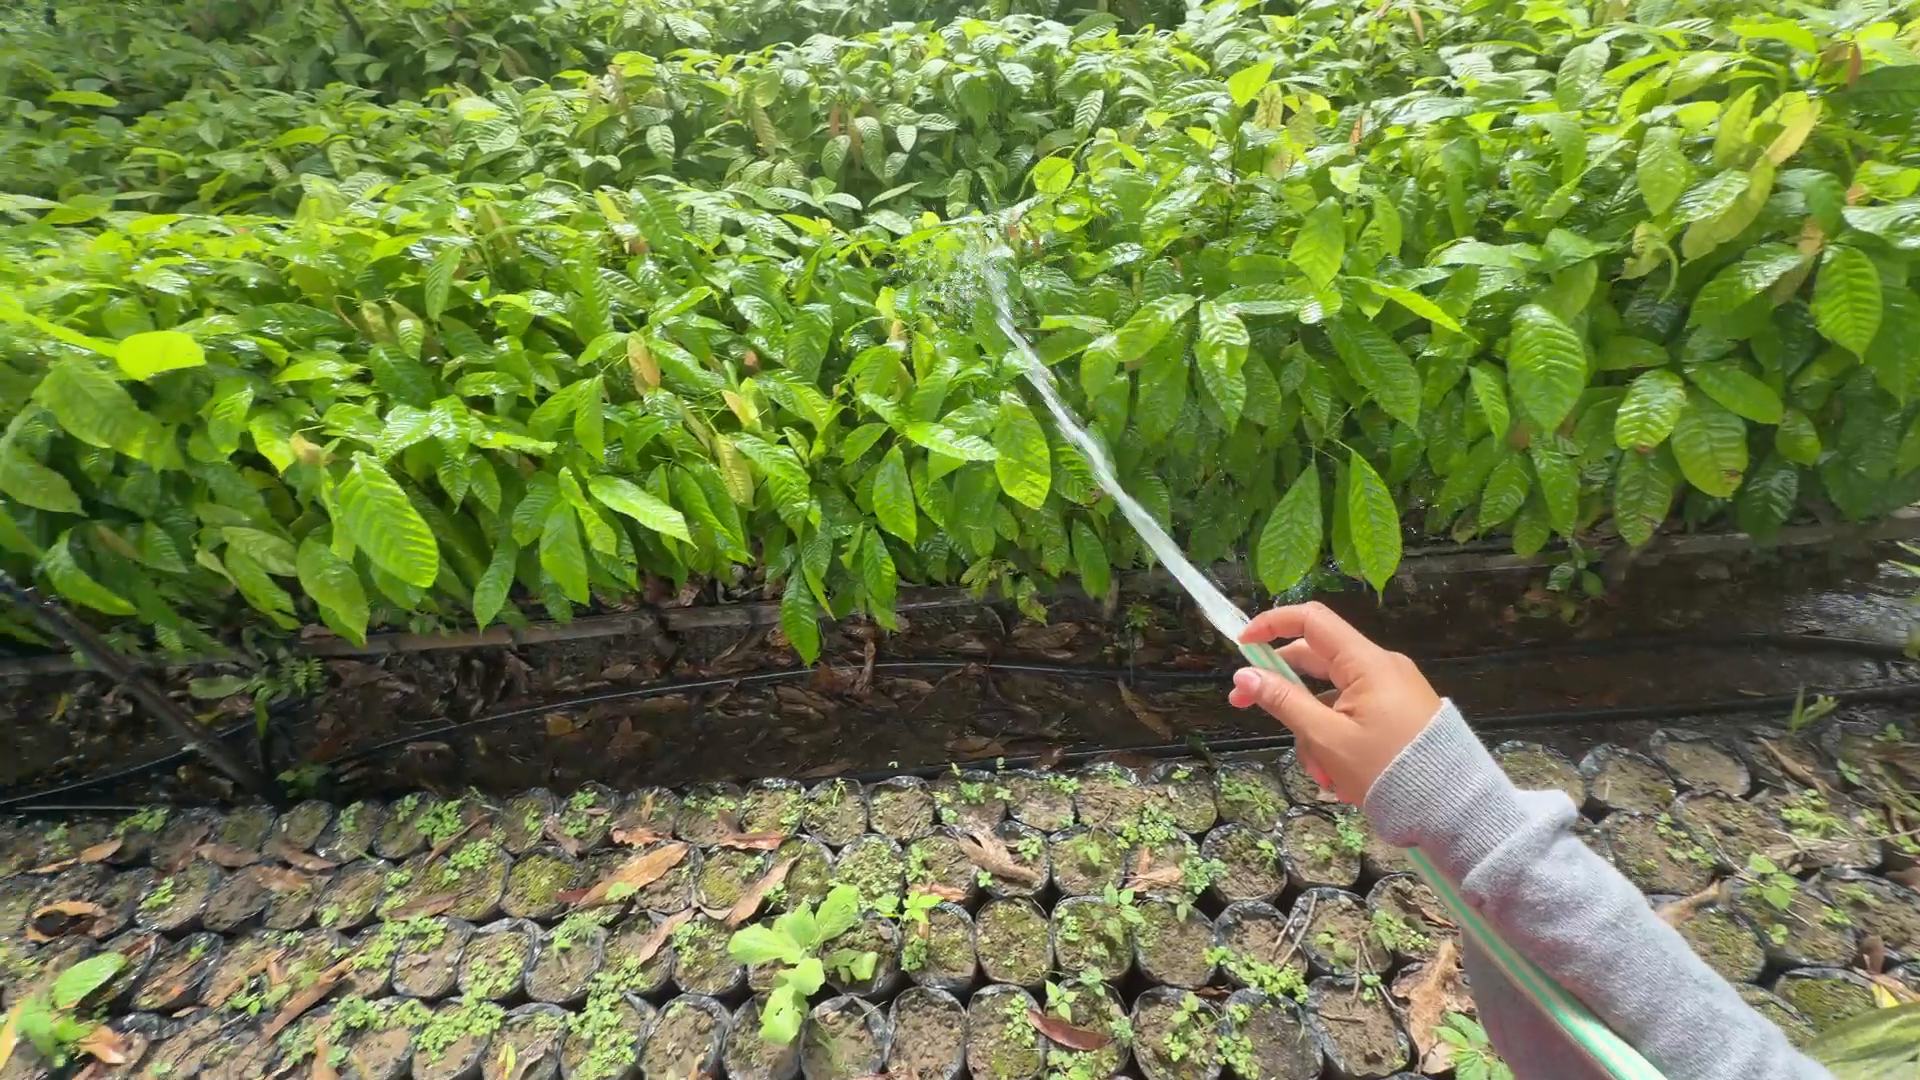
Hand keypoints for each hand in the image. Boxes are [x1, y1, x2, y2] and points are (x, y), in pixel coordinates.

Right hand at [1228, 602, 1442, 803]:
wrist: (1461, 815)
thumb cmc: (1390, 771)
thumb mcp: (1327, 738)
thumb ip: (1283, 701)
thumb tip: (1243, 676)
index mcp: (1367, 663)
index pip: (1311, 620)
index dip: (1272, 625)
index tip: (1243, 645)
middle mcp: (1381, 667)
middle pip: (1316, 660)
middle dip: (1282, 688)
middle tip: (1244, 706)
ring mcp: (1392, 691)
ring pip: (1331, 694)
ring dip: (1311, 726)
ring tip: (1318, 772)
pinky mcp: (1399, 713)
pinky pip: (1352, 711)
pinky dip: (1334, 735)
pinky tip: (1336, 775)